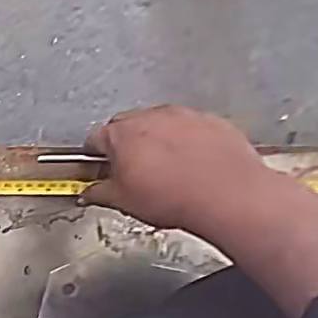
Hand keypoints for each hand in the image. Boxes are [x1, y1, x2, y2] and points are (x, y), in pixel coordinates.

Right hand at [78, 105, 297, 234]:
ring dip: (156, 141)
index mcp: (121, 134)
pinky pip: (189, 129)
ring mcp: (184, 116)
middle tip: (130, 171)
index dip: (95, 157)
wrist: (227, 196)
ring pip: (159, 124)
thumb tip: (90, 193)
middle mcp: (151, 117)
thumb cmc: (173, 196)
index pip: (95, 139)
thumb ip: (98, 193)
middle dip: (124, 145)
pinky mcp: (212, 121)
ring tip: (163, 170)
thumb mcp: (121, 201)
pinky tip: (188, 166)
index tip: (101, 170)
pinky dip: (185, 142)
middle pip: (126, 126)